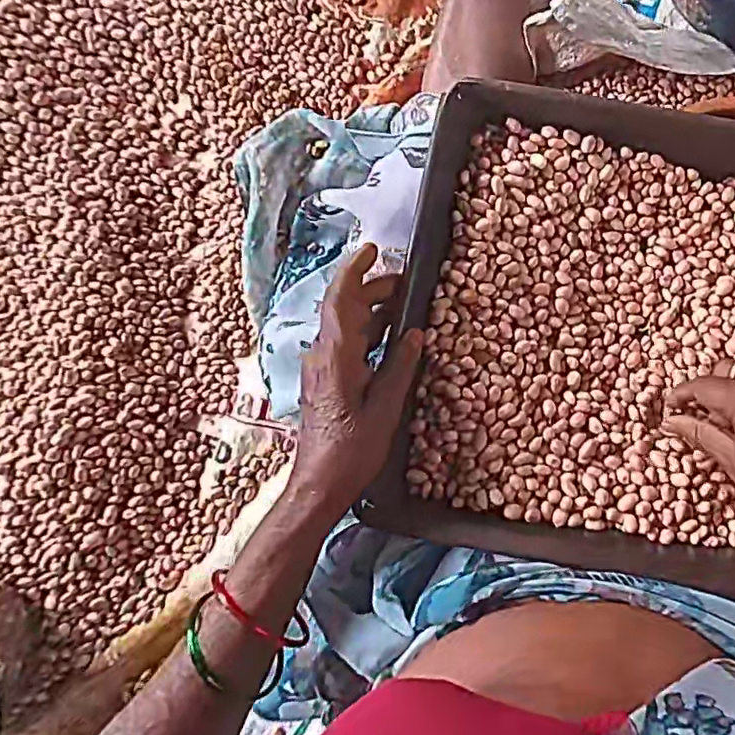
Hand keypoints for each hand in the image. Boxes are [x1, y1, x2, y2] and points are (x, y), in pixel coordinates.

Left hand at [292, 244, 425, 506]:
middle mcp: (323, 356)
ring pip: (345, 326)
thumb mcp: (385, 409)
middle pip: (344, 308)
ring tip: (403, 304)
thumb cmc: (351, 450)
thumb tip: (415, 334)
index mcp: (336, 357)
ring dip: (371, 311)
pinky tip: (389, 337)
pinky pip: (346, 344)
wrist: (319, 484)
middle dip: (372, 289)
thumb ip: (399, 367)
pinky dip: (367, 332)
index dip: (355, 271)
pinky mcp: (325, 381)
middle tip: (405, 282)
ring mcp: (321, 369)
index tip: (373, 250)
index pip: (340, 300)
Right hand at [661, 361, 734, 561]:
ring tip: (721, 426)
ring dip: (731, 393)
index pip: (704, 385)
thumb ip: (702, 434)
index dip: (682, 395)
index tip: (672, 407)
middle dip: (707, 389)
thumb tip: (675, 421)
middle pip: (728, 371)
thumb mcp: (733, 463)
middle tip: (694, 415)